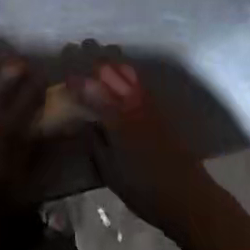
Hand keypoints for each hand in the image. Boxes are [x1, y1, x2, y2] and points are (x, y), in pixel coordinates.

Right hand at [73, 59, 219, 237]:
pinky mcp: (159, 108)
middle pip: (111, 72)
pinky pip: (139, 82)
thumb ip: (94, 142)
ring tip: (99, 59)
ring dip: (111, 62)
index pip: (91, 91)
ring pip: (127, 72)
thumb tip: (83, 123)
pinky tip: (121, 75)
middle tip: (79, 55)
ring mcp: (148, 103)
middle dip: (93, 62)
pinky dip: (127, 73)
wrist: (184, 193)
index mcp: (116, 117)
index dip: (77, 82)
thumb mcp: (109, 169)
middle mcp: (131, 103)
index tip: (65, 77)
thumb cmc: (142, 187)